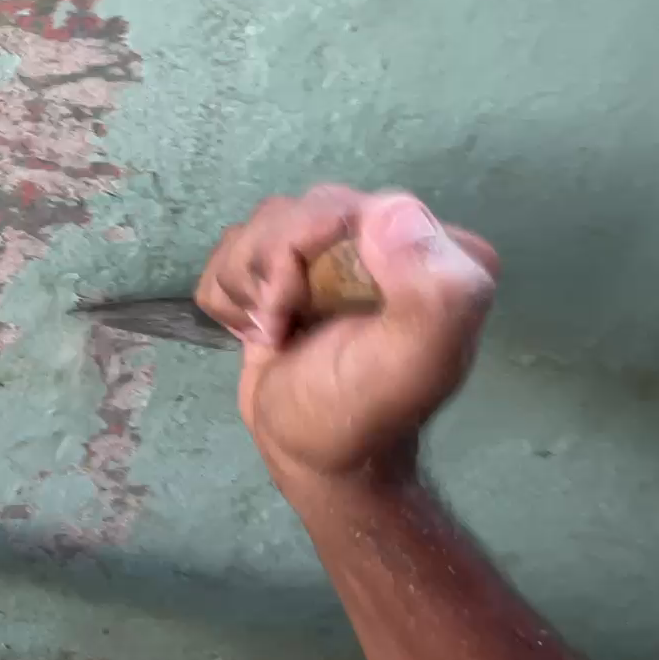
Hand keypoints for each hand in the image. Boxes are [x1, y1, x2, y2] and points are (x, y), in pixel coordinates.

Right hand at [196, 187, 499, 486]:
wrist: (309, 454)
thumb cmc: (357, 413)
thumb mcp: (410, 363)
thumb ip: (432, 290)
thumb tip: (387, 208)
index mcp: (425, 248)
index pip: (334, 205)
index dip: (295, 249)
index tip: (297, 306)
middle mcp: (378, 241)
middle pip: (283, 214)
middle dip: (265, 274)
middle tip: (280, 325)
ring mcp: (325, 257)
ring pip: (250, 231)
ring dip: (243, 290)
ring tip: (272, 332)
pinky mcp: (281, 274)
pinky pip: (226, 254)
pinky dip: (226, 298)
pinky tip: (257, 329)